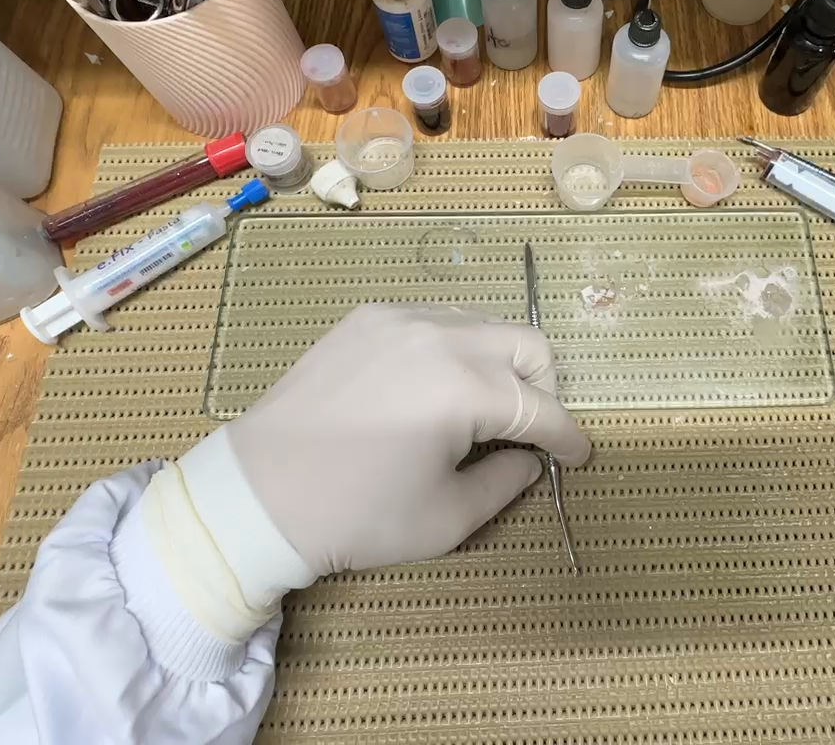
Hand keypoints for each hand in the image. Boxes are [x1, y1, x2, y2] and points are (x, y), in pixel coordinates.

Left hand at [222, 304, 589, 574]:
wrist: (256, 494)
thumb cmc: (354, 516)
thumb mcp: (445, 519)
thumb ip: (506, 483)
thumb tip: (529, 457)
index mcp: (464, 389)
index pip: (542, 407)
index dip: (568, 436)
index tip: (578, 456)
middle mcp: (441, 336)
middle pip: (528, 343)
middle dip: (545, 387)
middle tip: (531, 429)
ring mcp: (402, 317)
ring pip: (484, 323)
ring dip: (500, 363)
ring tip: (480, 407)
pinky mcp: (370, 315)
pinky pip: (436, 320)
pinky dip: (455, 349)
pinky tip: (432, 386)